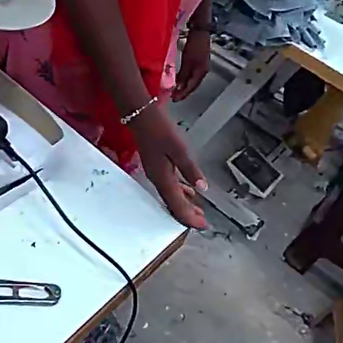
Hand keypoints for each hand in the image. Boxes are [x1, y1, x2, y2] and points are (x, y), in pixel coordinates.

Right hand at [130, 102, 207, 228]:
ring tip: (197, 211)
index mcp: (163, 178)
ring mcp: (156, 173)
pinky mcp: (156, 167)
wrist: (140, 117)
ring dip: (184, 205)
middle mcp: (158, 179)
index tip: (202, 225)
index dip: (190, 218)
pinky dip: (180, 193)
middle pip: (173, 204)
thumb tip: (202, 187)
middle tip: (202, 223)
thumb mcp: (179, 149)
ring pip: (171, 196)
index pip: (177, 205)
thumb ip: (190, 169)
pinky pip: (169, 186)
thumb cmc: (158, 129)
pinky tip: (187, 190)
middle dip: (187, 215)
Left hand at [172, 30, 210, 101]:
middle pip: (192, 85)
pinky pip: (191, 74)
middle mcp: (202, 71)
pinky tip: (179, 80)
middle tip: (174, 98)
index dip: (183, 94)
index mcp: (201, 72)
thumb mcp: (187, 61)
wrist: (200, 31)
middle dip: (183, 92)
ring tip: (176, 91)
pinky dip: (185, 79)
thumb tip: (179, 87)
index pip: (191, 87)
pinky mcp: (198, 61)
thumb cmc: (194, 45)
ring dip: (184, 86)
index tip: (174, 99)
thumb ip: (184, 74)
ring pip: (192, 80)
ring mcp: (201, 66)